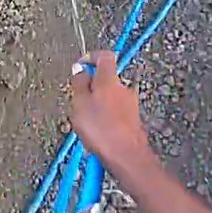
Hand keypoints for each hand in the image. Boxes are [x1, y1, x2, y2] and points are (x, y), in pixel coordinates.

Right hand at [70, 49, 149, 175]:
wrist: (126, 156)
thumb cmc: (103, 130)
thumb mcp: (80, 103)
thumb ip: (79, 83)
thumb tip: (79, 70)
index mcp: (109, 80)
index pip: (104, 56)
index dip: (92, 57)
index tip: (81, 65)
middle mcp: (123, 88)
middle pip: (105, 79)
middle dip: (91, 88)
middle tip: (79, 102)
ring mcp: (130, 104)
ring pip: (109, 97)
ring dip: (98, 105)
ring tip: (87, 124)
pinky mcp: (132, 120)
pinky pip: (115, 113)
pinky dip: (105, 119)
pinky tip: (98, 133)